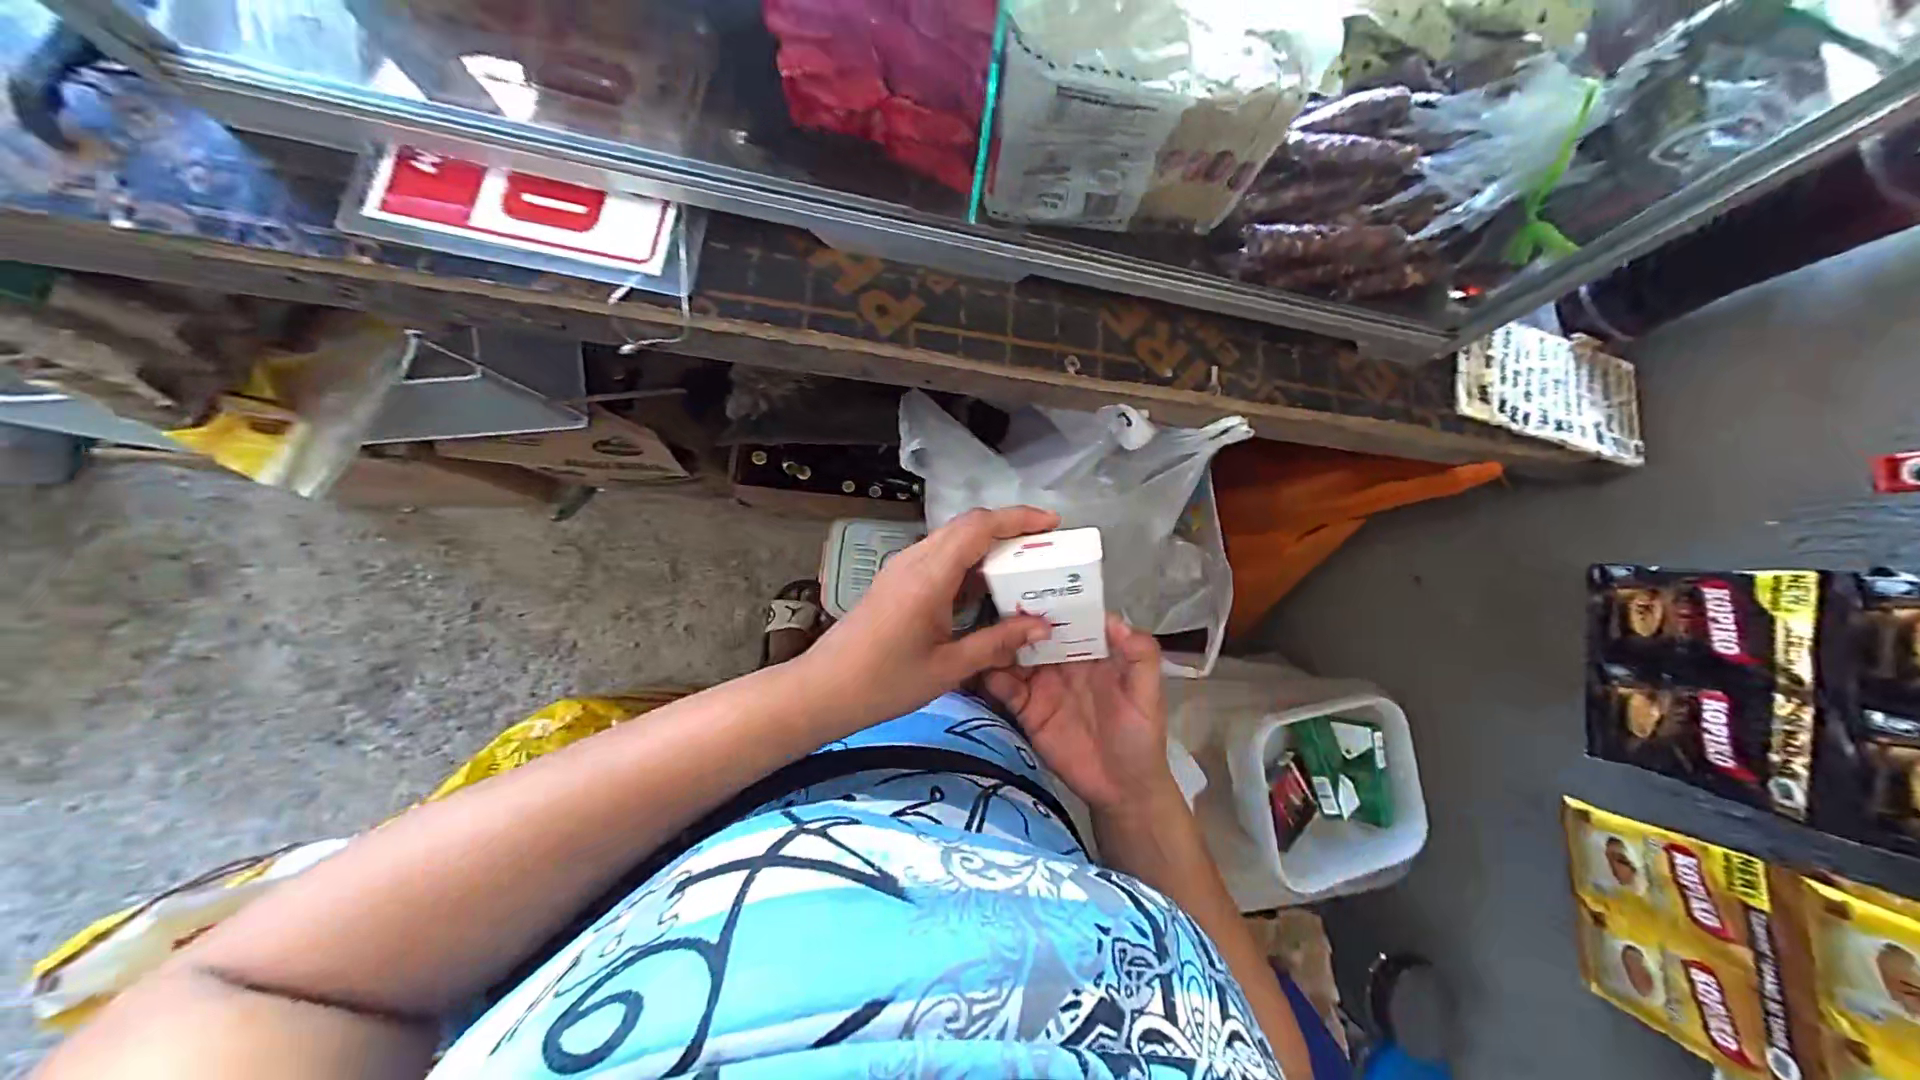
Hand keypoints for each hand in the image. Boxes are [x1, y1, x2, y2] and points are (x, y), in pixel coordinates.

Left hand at [798, 506, 1057, 731]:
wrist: (823, 690)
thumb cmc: (884, 682)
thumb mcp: (948, 667)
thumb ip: (998, 642)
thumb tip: (1042, 626)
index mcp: (929, 575)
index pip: (979, 527)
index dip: (1018, 518)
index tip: (1053, 523)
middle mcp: (915, 561)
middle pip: (967, 527)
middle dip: (1009, 529)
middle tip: (1046, 547)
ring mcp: (902, 569)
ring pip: (952, 540)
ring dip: (988, 546)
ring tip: (1024, 565)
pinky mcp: (895, 581)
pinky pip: (939, 558)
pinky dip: (968, 563)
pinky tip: (986, 588)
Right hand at [983, 614, 1173, 815]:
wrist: (1121, 790)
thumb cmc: (1141, 737)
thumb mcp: (1148, 695)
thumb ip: (1140, 656)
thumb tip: (1112, 620)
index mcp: (1091, 652)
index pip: (1067, 620)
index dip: (1051, 605)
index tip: (1030, 591)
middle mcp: (1063, 662)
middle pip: (1034, 634)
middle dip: (1016, 622)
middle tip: (997, 614)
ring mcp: (1042, 685)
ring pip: (1014, 656)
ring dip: (1000, 646)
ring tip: (986, 641)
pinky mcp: (1026, 710)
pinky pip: (1005, 688)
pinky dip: (992, 677)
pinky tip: (983, 672)